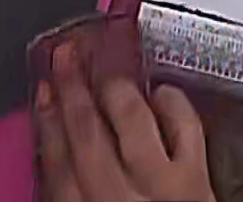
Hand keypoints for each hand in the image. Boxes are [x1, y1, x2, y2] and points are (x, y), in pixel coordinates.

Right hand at [36, 43, 213, 201]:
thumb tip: (56, 167)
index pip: (59, 172)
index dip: (48, 125)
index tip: (42, 91)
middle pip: (89, 139)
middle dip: (74, 92)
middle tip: (64, 54)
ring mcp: (166, 191)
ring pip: (133, 124)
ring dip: (116, 91)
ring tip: (105, 67)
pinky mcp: (200, 181)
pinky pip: (186, 129)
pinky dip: (172, 104)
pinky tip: (161, 91)